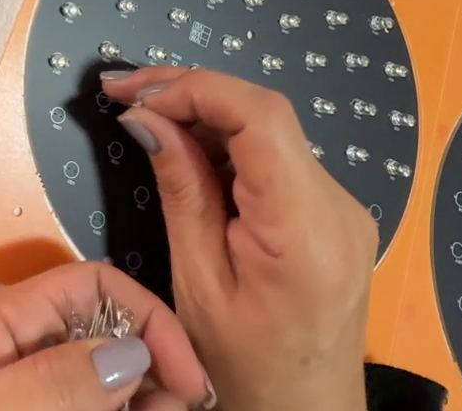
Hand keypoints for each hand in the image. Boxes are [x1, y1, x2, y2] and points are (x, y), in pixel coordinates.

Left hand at [0, 260, 210, 410]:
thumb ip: (49, 383)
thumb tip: (131, 352)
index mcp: (2, 320)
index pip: (93, 285)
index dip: (149, 320)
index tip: (189, 387)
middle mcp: (13, 343)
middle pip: (102, 334)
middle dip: (149, 371)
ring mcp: (13, 384)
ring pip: (92, 379)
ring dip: (130, 402)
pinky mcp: (11, 407)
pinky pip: (68, 402)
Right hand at [101, 67, 378, 410]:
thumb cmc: (244, 371)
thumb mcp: (196, 282)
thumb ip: (179, 189)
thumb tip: (144, 116)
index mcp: (307, 231)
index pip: (261, 117)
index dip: (195, 89)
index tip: (136, 95)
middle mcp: (337, 204)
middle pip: (262, 113)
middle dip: (188, 91)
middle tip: (122, 89)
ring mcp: (339, 204)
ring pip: (264, 126)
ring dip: (200, 112)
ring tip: (141, 111)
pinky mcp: (329, 208)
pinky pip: (271, 153)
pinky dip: (221, 139)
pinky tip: (179, 143)